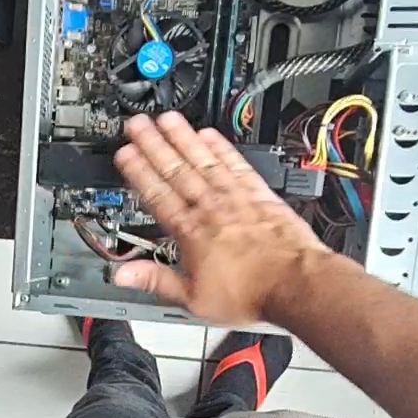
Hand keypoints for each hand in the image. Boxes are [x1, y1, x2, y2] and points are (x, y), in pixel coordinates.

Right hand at [111, 112, 343, 325]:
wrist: (295, 284)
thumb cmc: (250, 293)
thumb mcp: (193, 299)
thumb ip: (156, 281)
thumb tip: (122, 275)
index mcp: (190, 233)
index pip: (157, 195)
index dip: (138, 172)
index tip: (125, 153)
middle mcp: (211, 208)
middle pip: (176, 170)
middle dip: (154, 145)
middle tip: (137, 124)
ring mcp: (235, 198)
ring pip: (203, 161)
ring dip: (183, 138)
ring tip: (167, 119)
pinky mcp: (259, 195)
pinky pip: (235, 165)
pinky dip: (221, 148)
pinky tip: (208, 135)